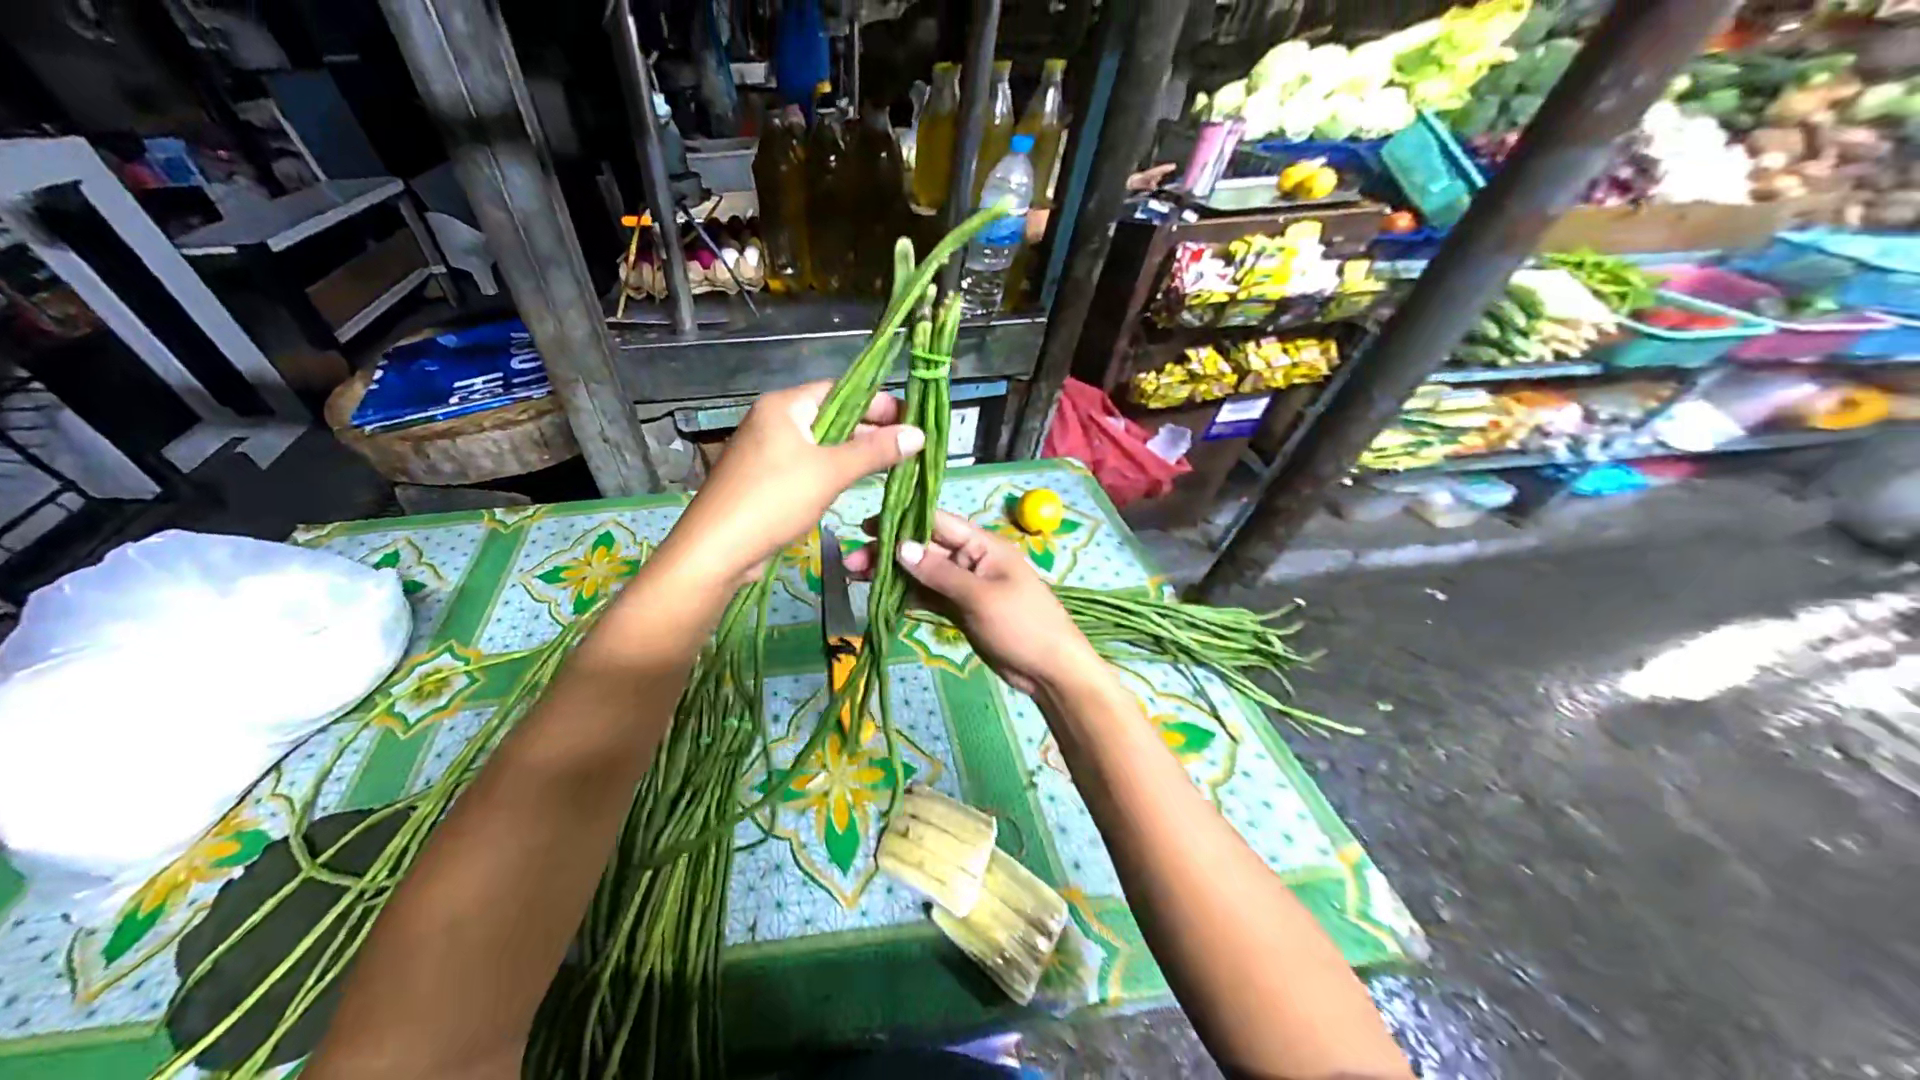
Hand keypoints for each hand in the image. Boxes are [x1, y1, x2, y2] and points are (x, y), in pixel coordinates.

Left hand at [660, 382, 924, 583]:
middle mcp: (773, 420)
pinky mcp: (763, 478)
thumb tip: (918, 433)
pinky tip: (853, 482)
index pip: (841, 390)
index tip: (910, 418)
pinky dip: (832, 469)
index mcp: (785, 406)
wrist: (716, 549)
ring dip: (853, 451)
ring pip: (820, 443)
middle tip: (907, 444)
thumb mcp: (831, 472)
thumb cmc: (774, 500)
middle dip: (869, 429)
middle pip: (831, 415)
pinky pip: (806, 464)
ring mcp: (765, 450)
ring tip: (889, 462)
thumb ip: (875, 451)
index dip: (878, 402)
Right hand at [846, 510, 1099, 695]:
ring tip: (855, 578)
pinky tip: (880, 596)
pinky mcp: (960, 608)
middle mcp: (971, 559)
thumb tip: (900, 546)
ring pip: (921, 572)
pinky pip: (928, 595)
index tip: (866, 527)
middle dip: (888, 552)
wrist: (1050, 670)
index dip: (902, 522)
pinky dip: (906, 595)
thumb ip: (939, 572)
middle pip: (923, 548)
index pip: (937, 523)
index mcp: (982, 545)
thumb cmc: (1022, 625)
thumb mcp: (980, 597)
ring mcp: (964, 585)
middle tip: (851, 563)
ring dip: (891, 574)